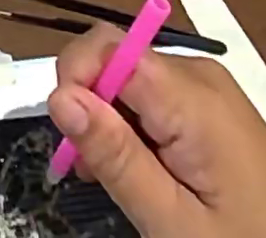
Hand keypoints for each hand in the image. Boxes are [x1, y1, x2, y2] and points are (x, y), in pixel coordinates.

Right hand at [47, 24, 265, 237]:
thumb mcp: (174, 222)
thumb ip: (115, 155)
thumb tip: (58, 96)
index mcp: (191, 94)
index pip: (108, 46)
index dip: (75, 75)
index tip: (65, 133)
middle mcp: (195, 72)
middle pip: (114, 58)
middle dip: (86, 102)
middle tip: (86, 168)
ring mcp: (204, 85)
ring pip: (126, 76)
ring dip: (104, 117)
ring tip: (110, 178)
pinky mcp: (207, 101)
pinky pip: (148, 92)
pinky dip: (128, 122)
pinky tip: (135, 166)